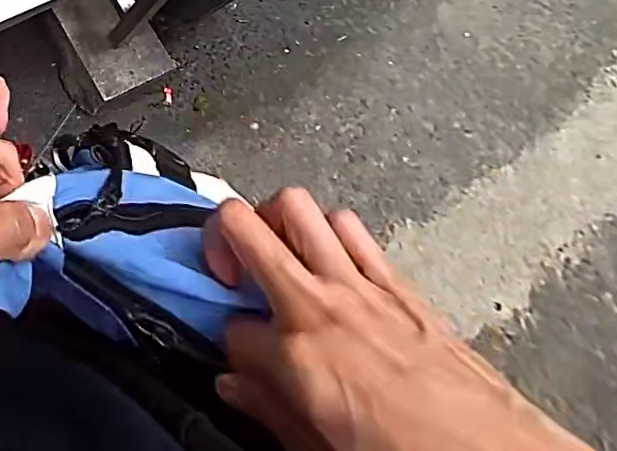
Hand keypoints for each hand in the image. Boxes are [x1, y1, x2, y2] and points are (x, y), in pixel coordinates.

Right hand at [205, 189, 591, 450]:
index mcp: (299, 358)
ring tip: (275, 251)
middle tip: (226, 266)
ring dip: (274, 222)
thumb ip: (270, 411)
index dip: (228, 344)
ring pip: (294, 205)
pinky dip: (328, 232)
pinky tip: (329, 261)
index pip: (230, 329)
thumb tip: (234, 385)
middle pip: (240, 224)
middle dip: (218, 236)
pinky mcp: (398, 284)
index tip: (243, 361)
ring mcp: (359, 286)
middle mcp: (319, 305)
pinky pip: (350, 228)